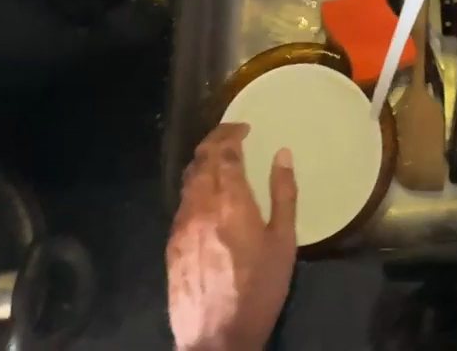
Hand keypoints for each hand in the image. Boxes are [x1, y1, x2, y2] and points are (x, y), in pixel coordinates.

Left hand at [166, 123, 297, 350]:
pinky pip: (182, 202)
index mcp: (230, 201)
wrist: (216, 340)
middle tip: (232, 136)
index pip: (224, 151)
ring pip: (188, 179)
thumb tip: (283, 154)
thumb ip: (283, 193)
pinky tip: (208, 197)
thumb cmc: (259, 289)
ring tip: (220, 161)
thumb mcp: (283, 241)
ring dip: (203, 162)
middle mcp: (201, 205)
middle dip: (215, 140)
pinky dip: (195, 187)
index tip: (244, 127)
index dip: (232, 133)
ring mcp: (182, 224)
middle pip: (201, 159)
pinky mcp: (172, 244)